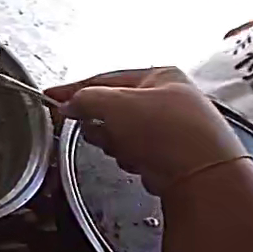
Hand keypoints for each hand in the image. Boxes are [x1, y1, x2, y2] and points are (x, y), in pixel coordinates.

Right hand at [46, 68, 246, 199]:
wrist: (202, 175)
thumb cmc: (165, 131)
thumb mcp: (115, 104)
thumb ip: (85, 99)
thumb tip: (68, 104)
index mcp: (159, 76)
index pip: (105, 78)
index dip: (75, 89)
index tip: (51, 97)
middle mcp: (168, 98)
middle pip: (112, 107)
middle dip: (100, 122)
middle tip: (93, 129)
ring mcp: (171, 128)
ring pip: (121, 132)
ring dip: (114, 142)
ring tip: (123, 147)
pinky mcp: (170, 156)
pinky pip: (134, 152)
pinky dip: (130, 157)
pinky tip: (138, 162)